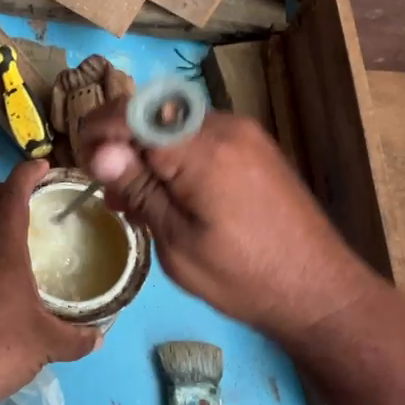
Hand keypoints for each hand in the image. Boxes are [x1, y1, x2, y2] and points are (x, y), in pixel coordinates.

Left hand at [0, 160, 103, 404]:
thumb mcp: (49, 344)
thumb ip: (77, 338)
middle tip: (26, 193)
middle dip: (3, 189)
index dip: (25, 174)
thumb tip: (99, 336)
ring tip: (7, 226)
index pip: (11, 196)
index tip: (41, 165)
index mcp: (1, 251)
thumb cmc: (0, 350)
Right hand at [76, 100, 381, 344]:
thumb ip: (139, 190)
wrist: (321, 292)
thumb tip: (98, 151)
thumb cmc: (244, 278)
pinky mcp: (254, 145)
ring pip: (172, 123)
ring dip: (146, 151)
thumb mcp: (178, 243)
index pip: (132, 112)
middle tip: (111, 193)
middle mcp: (225, 127)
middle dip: (120, 143)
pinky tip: (171, 194)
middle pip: (151, 112)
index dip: (97, 129)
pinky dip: (174, 155)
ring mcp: (244, 133)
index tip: (83, 164)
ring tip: (138, 202)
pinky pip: (198, 135)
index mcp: (203, 150)